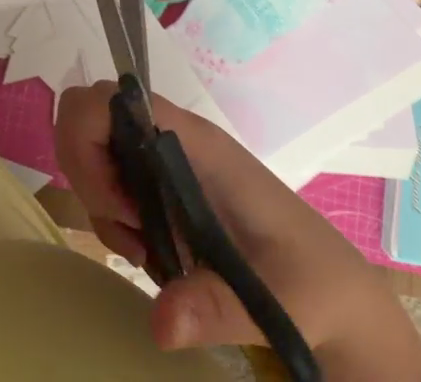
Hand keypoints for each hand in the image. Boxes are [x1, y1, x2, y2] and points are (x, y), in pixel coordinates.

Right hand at [55, 84, 400, 357]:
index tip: (116, 200)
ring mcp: (162, 161)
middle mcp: (171, 141)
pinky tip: (145, 250)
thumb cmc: (312, 286)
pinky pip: (105, 181)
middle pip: (87, 119)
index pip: (110, 98)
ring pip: (91, 150)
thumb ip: (217, 307)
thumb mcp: (275, 302)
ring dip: (96, 198)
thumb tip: (162, 322)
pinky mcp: (158, 186)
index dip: (87, 138)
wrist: (335, 299)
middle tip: (124, 222)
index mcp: (195, 144)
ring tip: (141, 246)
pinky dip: (107, 215)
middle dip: (85, 171)